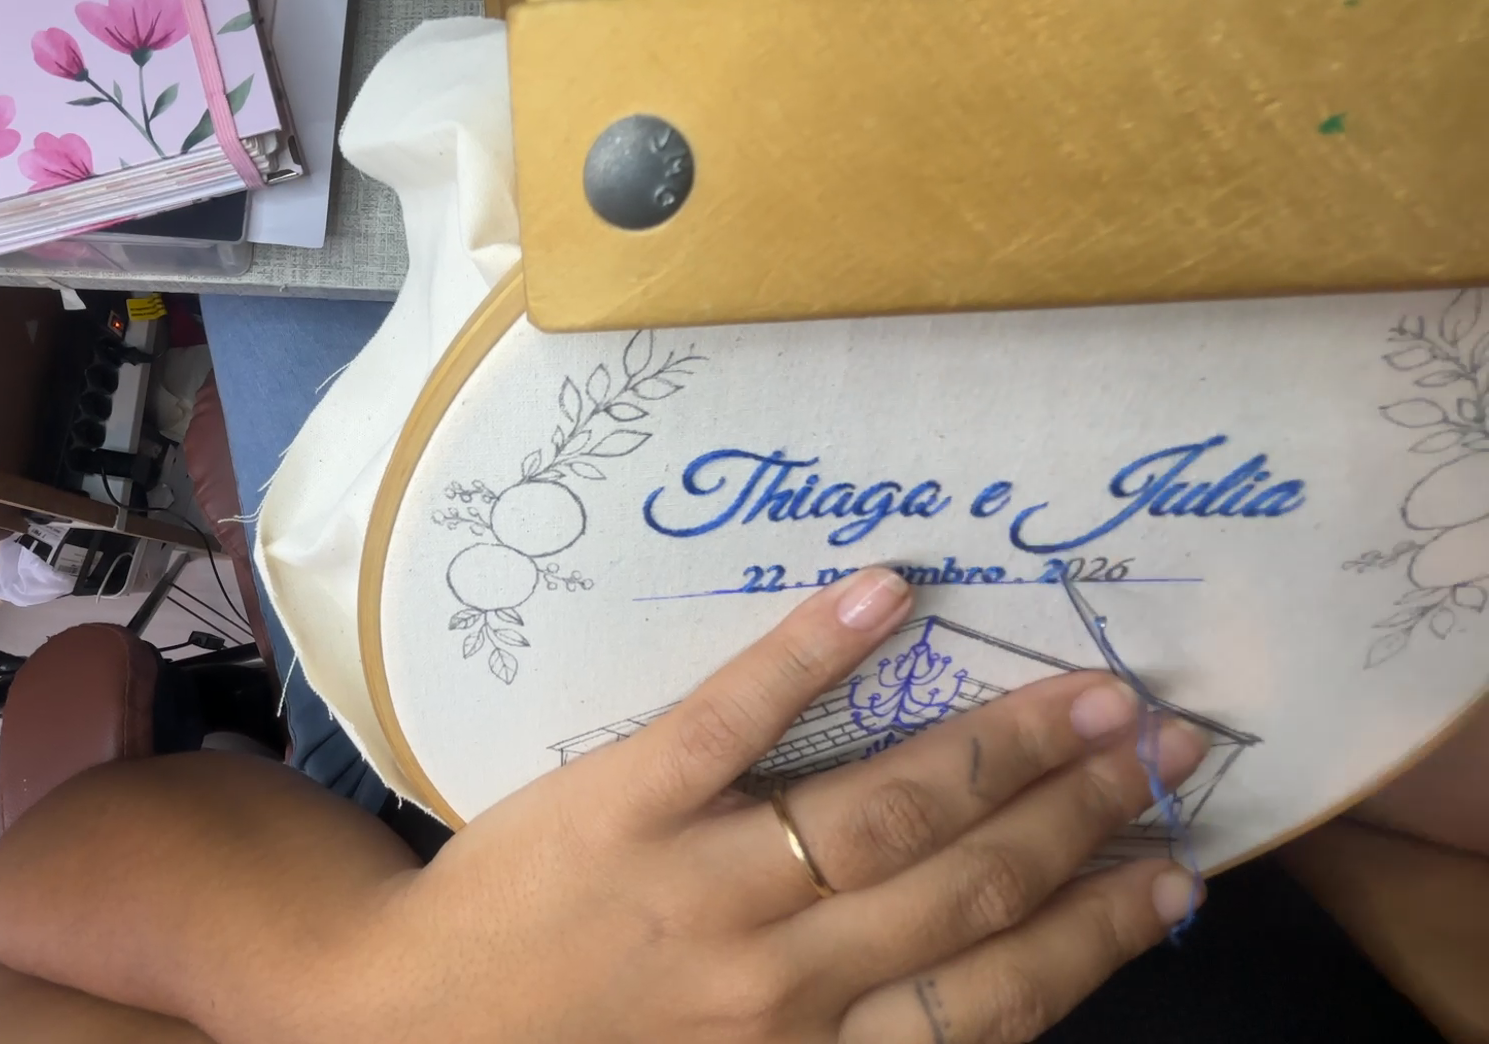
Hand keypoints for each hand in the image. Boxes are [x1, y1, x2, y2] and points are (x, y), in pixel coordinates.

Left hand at [352, 568, 1208, 1043]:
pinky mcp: (629, 797)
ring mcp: (704, 874)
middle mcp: (782, 972)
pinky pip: (735, 718)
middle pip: (963, 884)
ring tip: (1082, 696)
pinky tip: (883, 597)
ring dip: (995, 748)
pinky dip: (812, 657)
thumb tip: (955, 985)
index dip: (1099, 932)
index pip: (996, 993)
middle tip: (1157, 744)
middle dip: (1076, 814)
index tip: (1178, 871)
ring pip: (881, 810)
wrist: (419, 1019)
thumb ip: (834, 1036)